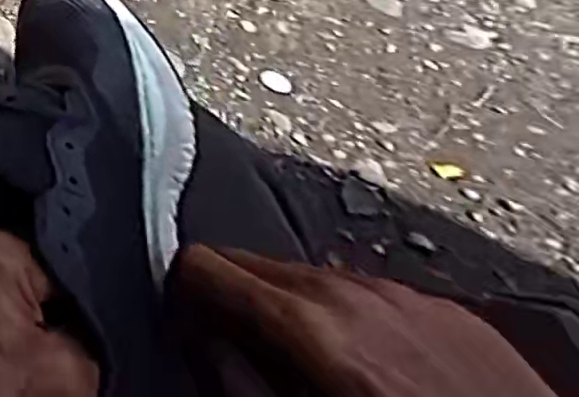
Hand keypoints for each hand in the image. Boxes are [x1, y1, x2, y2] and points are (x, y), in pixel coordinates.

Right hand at [172, 245, 554, 396]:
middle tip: (256, 346)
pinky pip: (371, 293)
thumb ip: (236, 377)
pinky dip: (356, 317)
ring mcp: (406, 298)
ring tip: (327, 363)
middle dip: (240, 296)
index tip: (190, 314)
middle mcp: (348, 294)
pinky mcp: (451, 311)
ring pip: (306, 273)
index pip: (200, 262)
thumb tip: (201, 339)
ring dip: (297, 306)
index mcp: (306, 325)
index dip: (185, 288)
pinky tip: (381, 365)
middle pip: (248, 259)